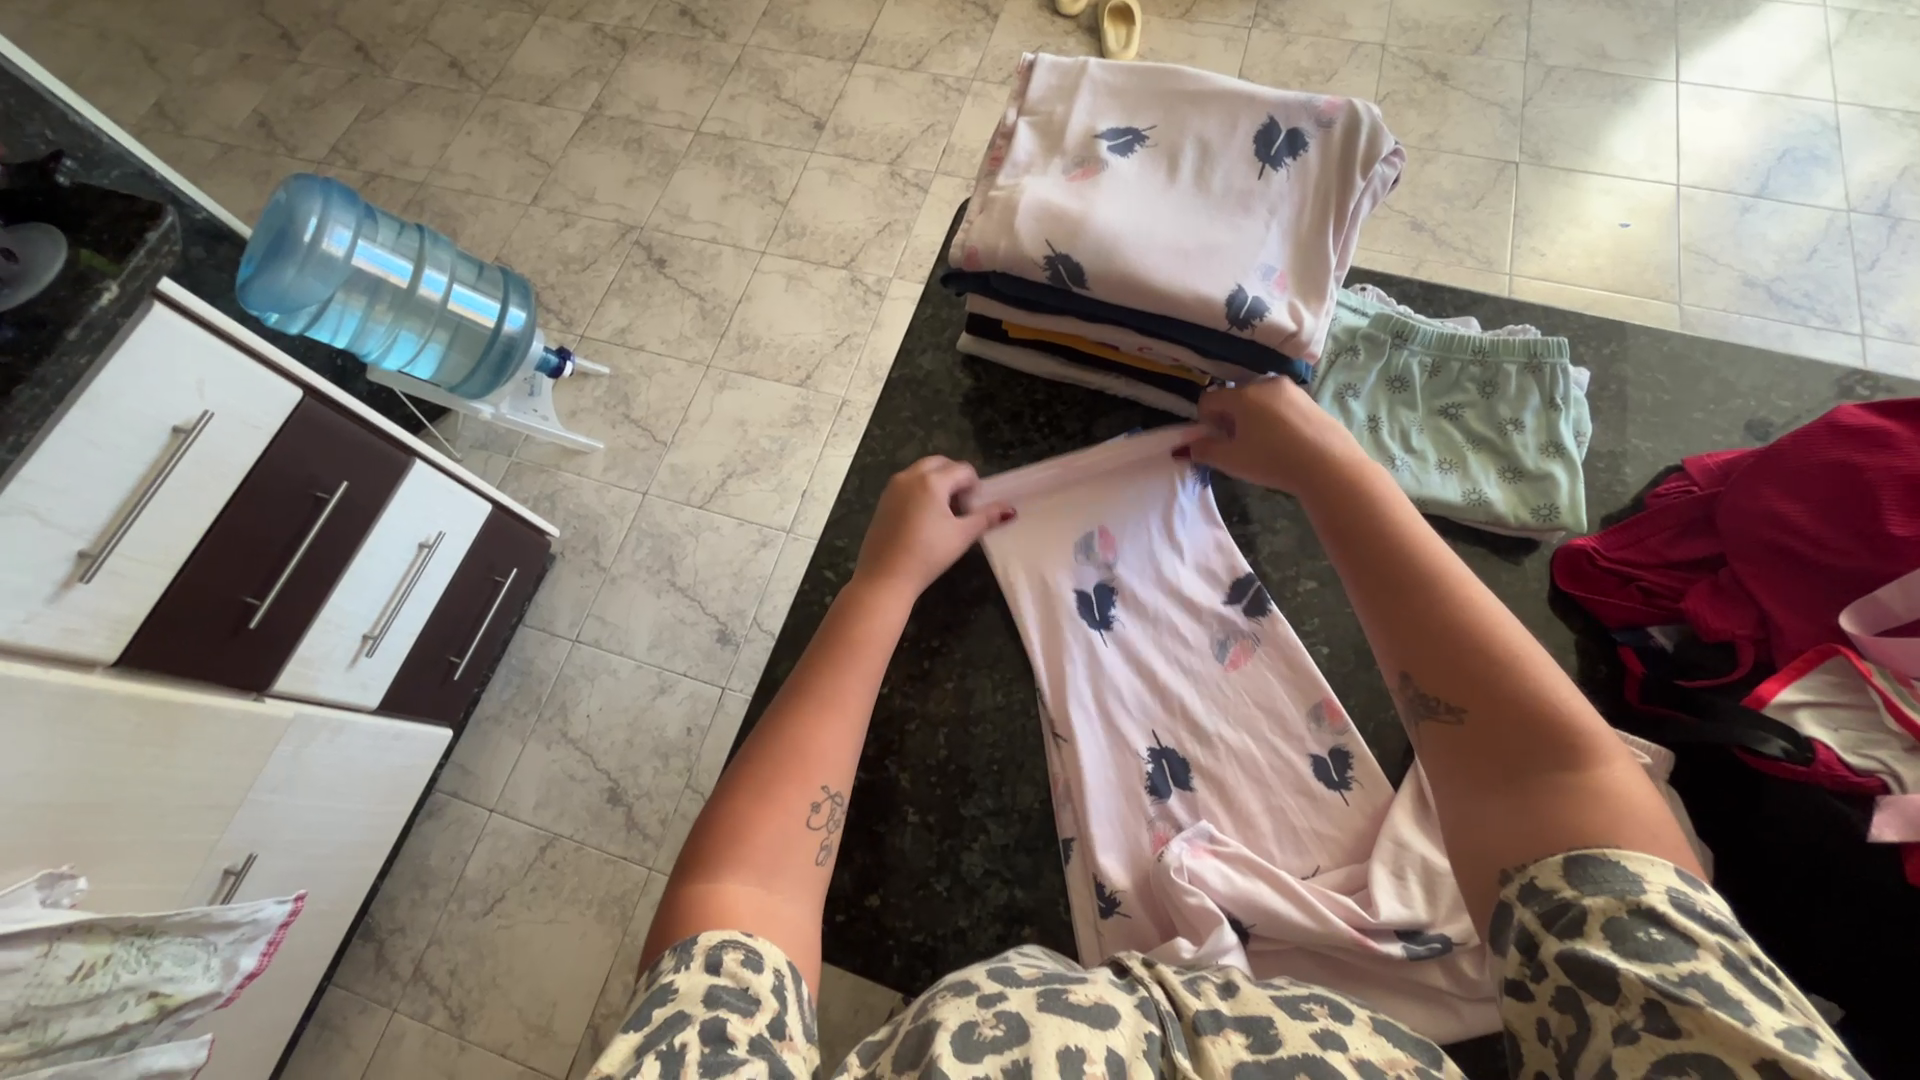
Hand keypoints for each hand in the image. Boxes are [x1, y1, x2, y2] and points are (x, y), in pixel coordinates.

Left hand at [852, 457, 1014, 598]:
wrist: (884, 576)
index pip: (963, 469)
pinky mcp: (883, 501)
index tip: (974, 508)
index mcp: (931, 481)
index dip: (974, 486)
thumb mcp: (962, 535)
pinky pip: (907, 485)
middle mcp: (909, 476)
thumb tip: (1010, 510)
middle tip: (961, 505)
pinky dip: (920, 491)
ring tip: (944, 512)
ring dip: (937, 482)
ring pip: (921, 472)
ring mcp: (892, 488)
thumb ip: (987, 517)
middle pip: (940, 464)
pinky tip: (923, 520)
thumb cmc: (928, 555)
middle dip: (955, 478)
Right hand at [1188, 378, 1372, 499]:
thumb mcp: (1230, 461)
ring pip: (1259, 400)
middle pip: (1235, 396)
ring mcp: (1291, 389)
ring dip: (1253, 417)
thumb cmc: (1272, 461)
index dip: (1205, 421)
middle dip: (1230, 418)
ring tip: (1264, 444)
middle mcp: (1265, 383)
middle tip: (1239, 445)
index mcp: (1242, 394)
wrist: (1329, 464)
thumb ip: (1204, 451)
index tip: (1218, 441)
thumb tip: (1188, 446)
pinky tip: (1285, 442)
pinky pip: (1280, 404)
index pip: (1208, 399)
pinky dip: (1274, 418)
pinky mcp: (1310, 399)